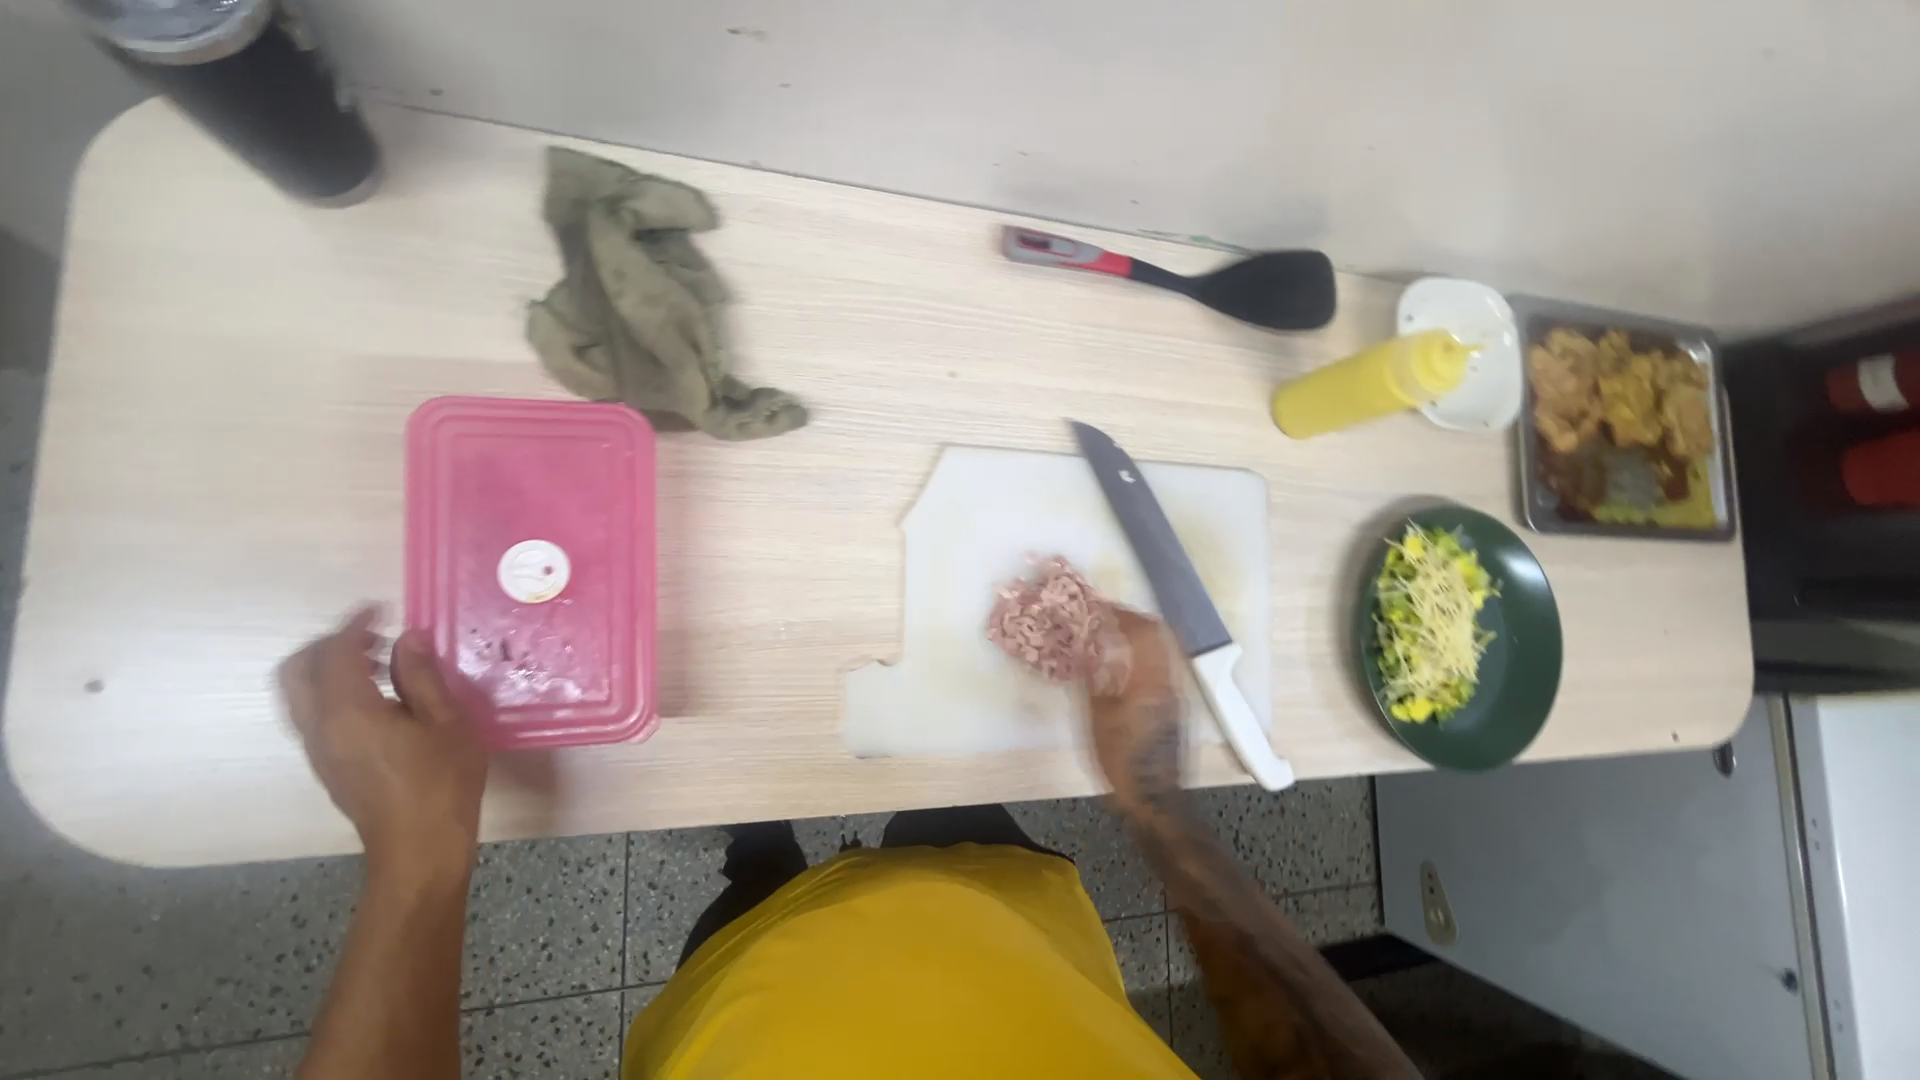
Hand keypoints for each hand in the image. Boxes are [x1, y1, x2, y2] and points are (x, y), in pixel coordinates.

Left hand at [279, 606, 487, 885]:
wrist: (419, 845)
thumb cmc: (443, 780)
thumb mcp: (447, 722)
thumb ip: (422, 676)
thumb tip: (409, 638)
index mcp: (349, 712)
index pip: (335, 654)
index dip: (355, 625)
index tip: (380, 609)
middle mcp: (320, 727)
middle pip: (296, 671)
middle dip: (328, 645)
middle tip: (372, 637)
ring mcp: (318, 749)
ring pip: (299, 694)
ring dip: (328, 668)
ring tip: (377, 664)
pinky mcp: (327, 764)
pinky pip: (313, 714)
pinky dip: (333, 691)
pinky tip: (379, 699)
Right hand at [1087, 607, 1185, 810]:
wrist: (1155, 798)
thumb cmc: (1121, 760)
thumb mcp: (1097, 719)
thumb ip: (1094, 679)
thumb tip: (1089, 648)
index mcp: (1148, 680)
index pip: (1142, 630)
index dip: (1121, 613)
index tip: (1101, 607)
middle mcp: (1169, 680)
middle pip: (1161, 633)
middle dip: (1136, 618)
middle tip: (1111, 616)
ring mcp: (1178, 693)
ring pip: (1166, 647)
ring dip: (1144, 634)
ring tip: (1118, 636)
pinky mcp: (1179, 705)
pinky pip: (1166, 664)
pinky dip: (1149, 652)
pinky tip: (1129, 664)